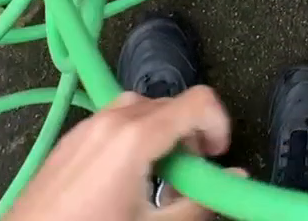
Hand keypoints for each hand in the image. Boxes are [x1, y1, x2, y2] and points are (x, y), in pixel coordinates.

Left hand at [5, 87, 232, 220]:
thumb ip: (199, 205)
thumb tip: (238, 180)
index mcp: (137, 136)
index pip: (200, 101)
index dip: (220, 124)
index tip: (218, 158)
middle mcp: (115, 118)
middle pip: (174, 105)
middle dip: (191, 136)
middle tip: (188, 179)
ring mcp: (88, 125)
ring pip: (146, 110)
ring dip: (164, 134)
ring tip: (157, 178)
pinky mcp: (69, 139)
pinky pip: (116, 121)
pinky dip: (134, 138)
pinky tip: (122, 181)